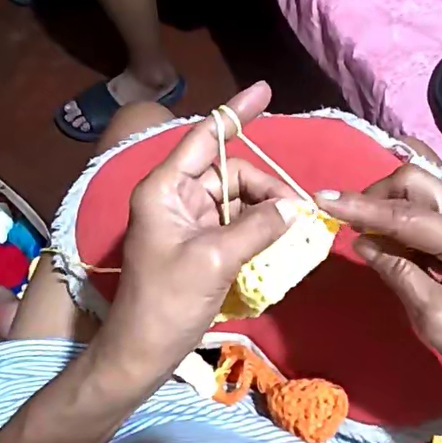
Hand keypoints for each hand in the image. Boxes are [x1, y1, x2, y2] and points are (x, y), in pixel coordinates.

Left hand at [93, 82, 300, 389]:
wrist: (143, 352)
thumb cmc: (167, 303)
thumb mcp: (214, 260)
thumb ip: (257, 227)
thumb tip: (293, 206)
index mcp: (165, 189)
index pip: (205, 138)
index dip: (236, 113)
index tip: (265, 90)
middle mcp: (175, 197)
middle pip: (229, 171)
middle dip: (265, 184)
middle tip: (298, 209)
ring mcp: (188, 221)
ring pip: (236, 198)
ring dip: (265, 207)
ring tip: (294, 226)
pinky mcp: (199, 243)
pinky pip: (235, 222)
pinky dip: (258, 226)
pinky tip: (280, 236)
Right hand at [321, 165, 441, 395]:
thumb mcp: (433, 318)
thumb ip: (398, 272)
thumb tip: (362, 241)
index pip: (407, 216)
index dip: (362, 207)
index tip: (323, 199)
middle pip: (417, 183)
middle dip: (377, 197)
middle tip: (350, 225)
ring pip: (422, 190)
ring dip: (388, 208)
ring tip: (370, 239)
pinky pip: (430, 208)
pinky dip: (404, 220)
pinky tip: (393, 245)